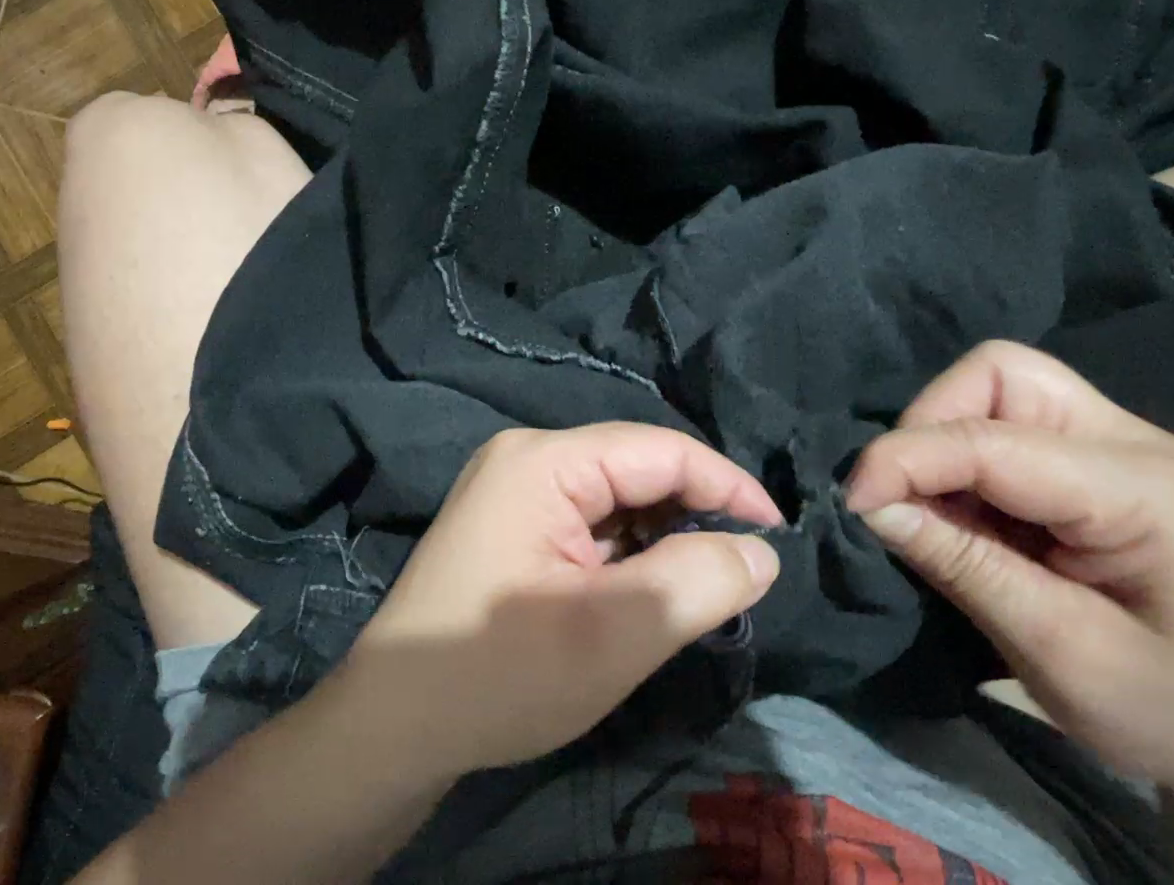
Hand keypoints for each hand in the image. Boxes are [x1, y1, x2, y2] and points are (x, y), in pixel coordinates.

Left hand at [326, 423, 782, 778]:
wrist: (395, 724)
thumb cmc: (501, 675)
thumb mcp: (613, 633)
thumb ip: (697, 582)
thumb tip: (760, 552)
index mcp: (543, 462)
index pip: (661, 450)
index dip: (728, 488)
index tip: (778, 539)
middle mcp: (525, 459)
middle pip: (637, 469)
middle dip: (694, 516)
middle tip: (739, 575)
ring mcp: (511, 492)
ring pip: (616, 499)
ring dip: (662, 540)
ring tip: (696, 592)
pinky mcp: (509, 526)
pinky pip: (588, 523)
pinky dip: (628, 554)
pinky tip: (643, 594)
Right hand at [843, 341, 1173, 799]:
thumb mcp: (1066, 656)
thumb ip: (965, 567)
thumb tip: (871, 507)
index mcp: (1146, 490)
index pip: (992, 438)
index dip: (904, 459)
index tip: (850, 505)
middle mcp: (1135, 444)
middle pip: (1000, 374)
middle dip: (928, 425)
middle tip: (899, 500)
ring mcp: (1121, 450)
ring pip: (998, 391)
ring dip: (942, 443)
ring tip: (928, 516)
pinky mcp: (1100, 469)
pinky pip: (1009, 431)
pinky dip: (962, 466)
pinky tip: (962, 522)